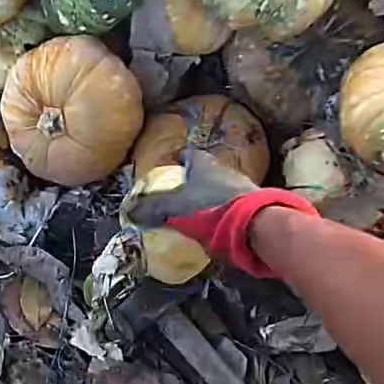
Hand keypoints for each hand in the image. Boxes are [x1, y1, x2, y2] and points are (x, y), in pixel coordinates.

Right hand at [124, 150, 316, 278]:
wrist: (255, 225)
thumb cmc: (210, 208)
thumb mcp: (172, 208)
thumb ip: (150, 208)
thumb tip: (129, 210)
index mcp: (203, 164)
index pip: (188, 155)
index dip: (176, 162)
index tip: (168, 173)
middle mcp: (224, 170)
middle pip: (205, 172)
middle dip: (193, 183)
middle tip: (178, 197)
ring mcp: (242, 187)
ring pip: (220, 189)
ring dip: (209, 199)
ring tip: (196, 216)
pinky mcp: (253, 206)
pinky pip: (232, 207)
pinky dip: (222, 215)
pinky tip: (215, 229)